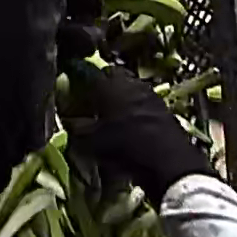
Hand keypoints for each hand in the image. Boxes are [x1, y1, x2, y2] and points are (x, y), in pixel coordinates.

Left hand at [0, 0, 76, 207]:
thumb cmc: (10, 67)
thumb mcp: (33, 7)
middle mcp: (13, 8)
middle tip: (92, 12)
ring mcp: (21, 40)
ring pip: (60, 20)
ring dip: (80, 28)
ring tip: (89, 45)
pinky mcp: (30, 69)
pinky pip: (59, 49)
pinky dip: (73, 53)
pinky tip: (81, 66)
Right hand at [64, 64, 213, 200]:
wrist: (169, 163)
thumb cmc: (125, 146)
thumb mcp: (91, 142)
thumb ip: (76, 127)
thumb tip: (67, 120)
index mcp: (109, 83)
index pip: (90, 73)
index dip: (82, 84)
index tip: (76, 96)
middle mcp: (130, 82)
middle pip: (112, 77)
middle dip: (102, 88)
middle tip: (94, 105)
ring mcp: (149, 93)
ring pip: (129, 88)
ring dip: (121, 98)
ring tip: (113, 117)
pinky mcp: (163, 107)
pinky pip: (142, 102)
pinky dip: (135, 109)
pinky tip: (131, 127)